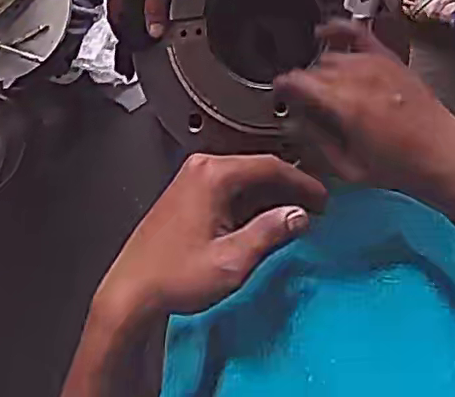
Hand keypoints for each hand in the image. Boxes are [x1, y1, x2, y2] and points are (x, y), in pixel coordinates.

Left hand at [93, 153, 326, 323]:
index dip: (301, 181)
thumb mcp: (231, 261)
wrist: (132, 289)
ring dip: (271, 193)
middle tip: (315, 206)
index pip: (270, 165)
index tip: (322, 197)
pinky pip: (230, 185)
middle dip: (289, 186)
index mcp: (213, 173)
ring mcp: (194, 176)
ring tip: (296, 214)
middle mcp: (202, 167)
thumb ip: (269, 233)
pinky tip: (265, 218)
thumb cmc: (174, 275)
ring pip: (244, 176)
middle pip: (257, 167)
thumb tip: (298, 215)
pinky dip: (252, 199)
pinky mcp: (190, 190)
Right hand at [108, 0, 176, 40]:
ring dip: (130, 17)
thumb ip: (156, 4)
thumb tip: (155, 31)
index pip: (117, 24)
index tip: (134, 51)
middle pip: (118, 15)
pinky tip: (142, 2)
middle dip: (126, 31)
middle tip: (137, 44)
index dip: (126, 39)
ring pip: (122, 4)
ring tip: (140, 29)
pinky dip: (133, 3)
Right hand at [274, 20, 454, 213]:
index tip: (279, 94)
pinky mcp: (389, 58)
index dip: (283, 88)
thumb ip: (317, 140)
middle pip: (314, 69)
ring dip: (322, 69)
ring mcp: (375, 63)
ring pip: (332, 55)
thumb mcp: (350, 168)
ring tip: (324, 87)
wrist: (446, 157)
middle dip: (306, 84)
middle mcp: (358, 78)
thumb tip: (296, 122)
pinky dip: (338, 28)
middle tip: (306, 103)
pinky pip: (356, 32)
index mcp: (344, 105)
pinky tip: (325, 32)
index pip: (297, 82)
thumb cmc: (404, 168)